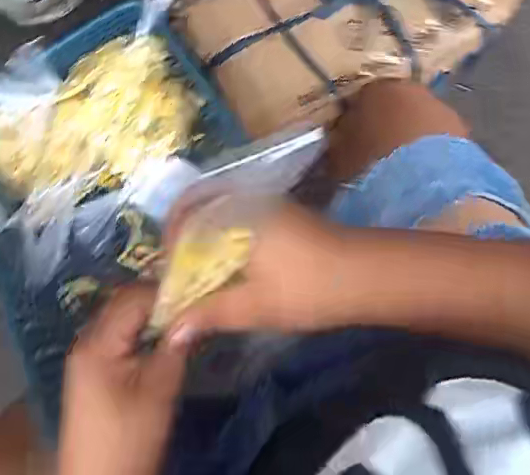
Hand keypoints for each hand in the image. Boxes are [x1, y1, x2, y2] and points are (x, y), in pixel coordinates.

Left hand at [59, 286, 190, 474]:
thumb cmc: (127, 442)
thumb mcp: (158, 392)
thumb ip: (175, 346)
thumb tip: (196, 312)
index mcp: (98, 344)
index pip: (135, 298)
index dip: (167, 292)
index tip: (196, 292)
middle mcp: (86, 343)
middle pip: (124, 304)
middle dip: (158, 300)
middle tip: (191, 301)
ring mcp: (86, 359)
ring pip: (121, 319)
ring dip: (149, 314)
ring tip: (181, 317)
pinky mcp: (91, 374)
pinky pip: (117, 336)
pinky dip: (139, 331)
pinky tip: (161, 338)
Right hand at [165, 203, 362, 345]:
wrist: (363, 272)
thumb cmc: (306, 288)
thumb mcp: (255, 307)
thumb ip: (210, 313)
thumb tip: (170, 331)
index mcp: (237, 214)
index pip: (186, 215)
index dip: (169, 244)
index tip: (166, 277)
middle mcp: (248, 199)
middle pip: (200, 203)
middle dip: (181, 232)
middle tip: (175, 270)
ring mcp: (266, 202)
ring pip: (220, 207)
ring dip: (202, 231)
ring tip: (196, 271)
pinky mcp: (280, 212)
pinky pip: (238, 212)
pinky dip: (222, 231)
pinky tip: (226, 263)